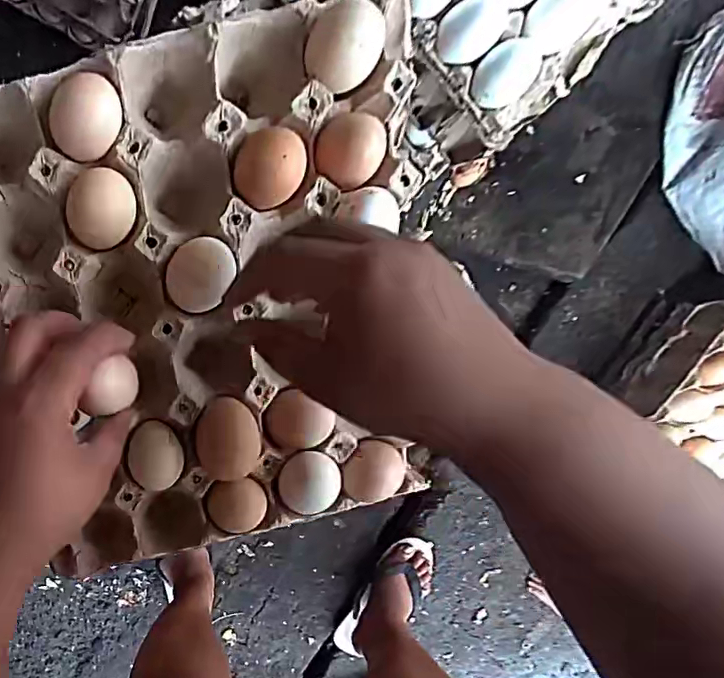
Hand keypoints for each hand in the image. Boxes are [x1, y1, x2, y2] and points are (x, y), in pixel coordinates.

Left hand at [0, 312, 134, 578]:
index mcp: (40, 400)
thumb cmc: (46, 514)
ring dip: (41, 348)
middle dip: (65, 323)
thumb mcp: (93, 476)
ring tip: (68, 374)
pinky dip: (25, 377)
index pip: (78, 348)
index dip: (108, 337)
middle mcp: (5, 390)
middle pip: (30, 328)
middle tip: (91, 342)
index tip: (128, 341)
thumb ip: (110, 436)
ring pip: (8, 353)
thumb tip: (122, 414)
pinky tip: (42, 410)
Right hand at [228, 221, 543, 455]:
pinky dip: (344, 267)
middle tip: (259, 294)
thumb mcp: (329, 382)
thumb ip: (281, 349)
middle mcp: (384, 246)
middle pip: (313, 232)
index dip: (248, 281)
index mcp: (354, 273)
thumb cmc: (403, 397)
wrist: (491, 399)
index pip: (282, 259)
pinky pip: (374, 251)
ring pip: (346, 237)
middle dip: (277, 260)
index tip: (232, 306)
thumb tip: (249, 332)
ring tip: (297, 300)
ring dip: (312, 261)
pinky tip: (343, 305)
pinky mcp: (433, 265)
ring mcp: (414, 251)